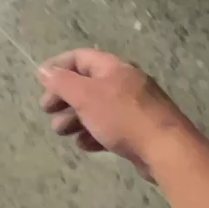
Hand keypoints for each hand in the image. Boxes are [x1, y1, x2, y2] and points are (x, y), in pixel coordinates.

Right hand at [37, 49, 194, 176]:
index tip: (41, 82)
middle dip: (64, 97)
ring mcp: (134, 107)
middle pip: (86, 84)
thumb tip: (44, 69)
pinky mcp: (140, 130)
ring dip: (75, 118)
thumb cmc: (121, 116)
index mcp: (113, 67)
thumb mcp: (84, 95)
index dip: (58, 66)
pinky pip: (111, 126)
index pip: (79, 57)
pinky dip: (94, 133)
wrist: (167, 150)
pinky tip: (84, 145)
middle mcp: (124, 82)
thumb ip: (61, 81)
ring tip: (62, 132)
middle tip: (48, 111)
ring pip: (97, 108)